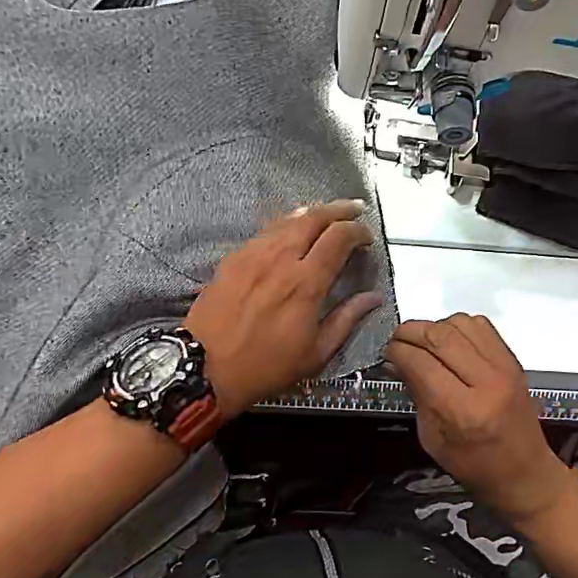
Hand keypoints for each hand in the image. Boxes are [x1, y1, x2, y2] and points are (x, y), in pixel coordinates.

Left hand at [184, 200, 384, 418]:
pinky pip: (264, 231)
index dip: (358, 231)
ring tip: (325, 215)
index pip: (339, 238)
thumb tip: (372, 298)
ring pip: (287, 220)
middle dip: (338, 210)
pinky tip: (289, 231)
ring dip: (311, 213)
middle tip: (353, 210)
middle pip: (314, 218)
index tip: (367, 237)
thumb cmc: (264, 367)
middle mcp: (280, 259)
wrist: (205, 366)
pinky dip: (284, 225)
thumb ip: (346, 320)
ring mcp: (253, 254)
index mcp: (305, 283)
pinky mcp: (233, 258)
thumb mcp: (315, 354)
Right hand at [386, 314, 577, 523]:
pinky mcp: (513, 361)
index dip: (397, 351)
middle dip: (410, 332)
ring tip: (424, 342)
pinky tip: (450, 342)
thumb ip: (416, 394)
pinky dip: (458, 326)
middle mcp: (486, 383)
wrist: (526, 474)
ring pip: (459, 324)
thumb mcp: (432, 438)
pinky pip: (480, 325)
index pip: (421, 363)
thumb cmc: (474, 465)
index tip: (387, 352)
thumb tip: (397, 361)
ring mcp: (504, 368)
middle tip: (397, 340)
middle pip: (439, 336)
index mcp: (463, 411)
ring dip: (434, 327)